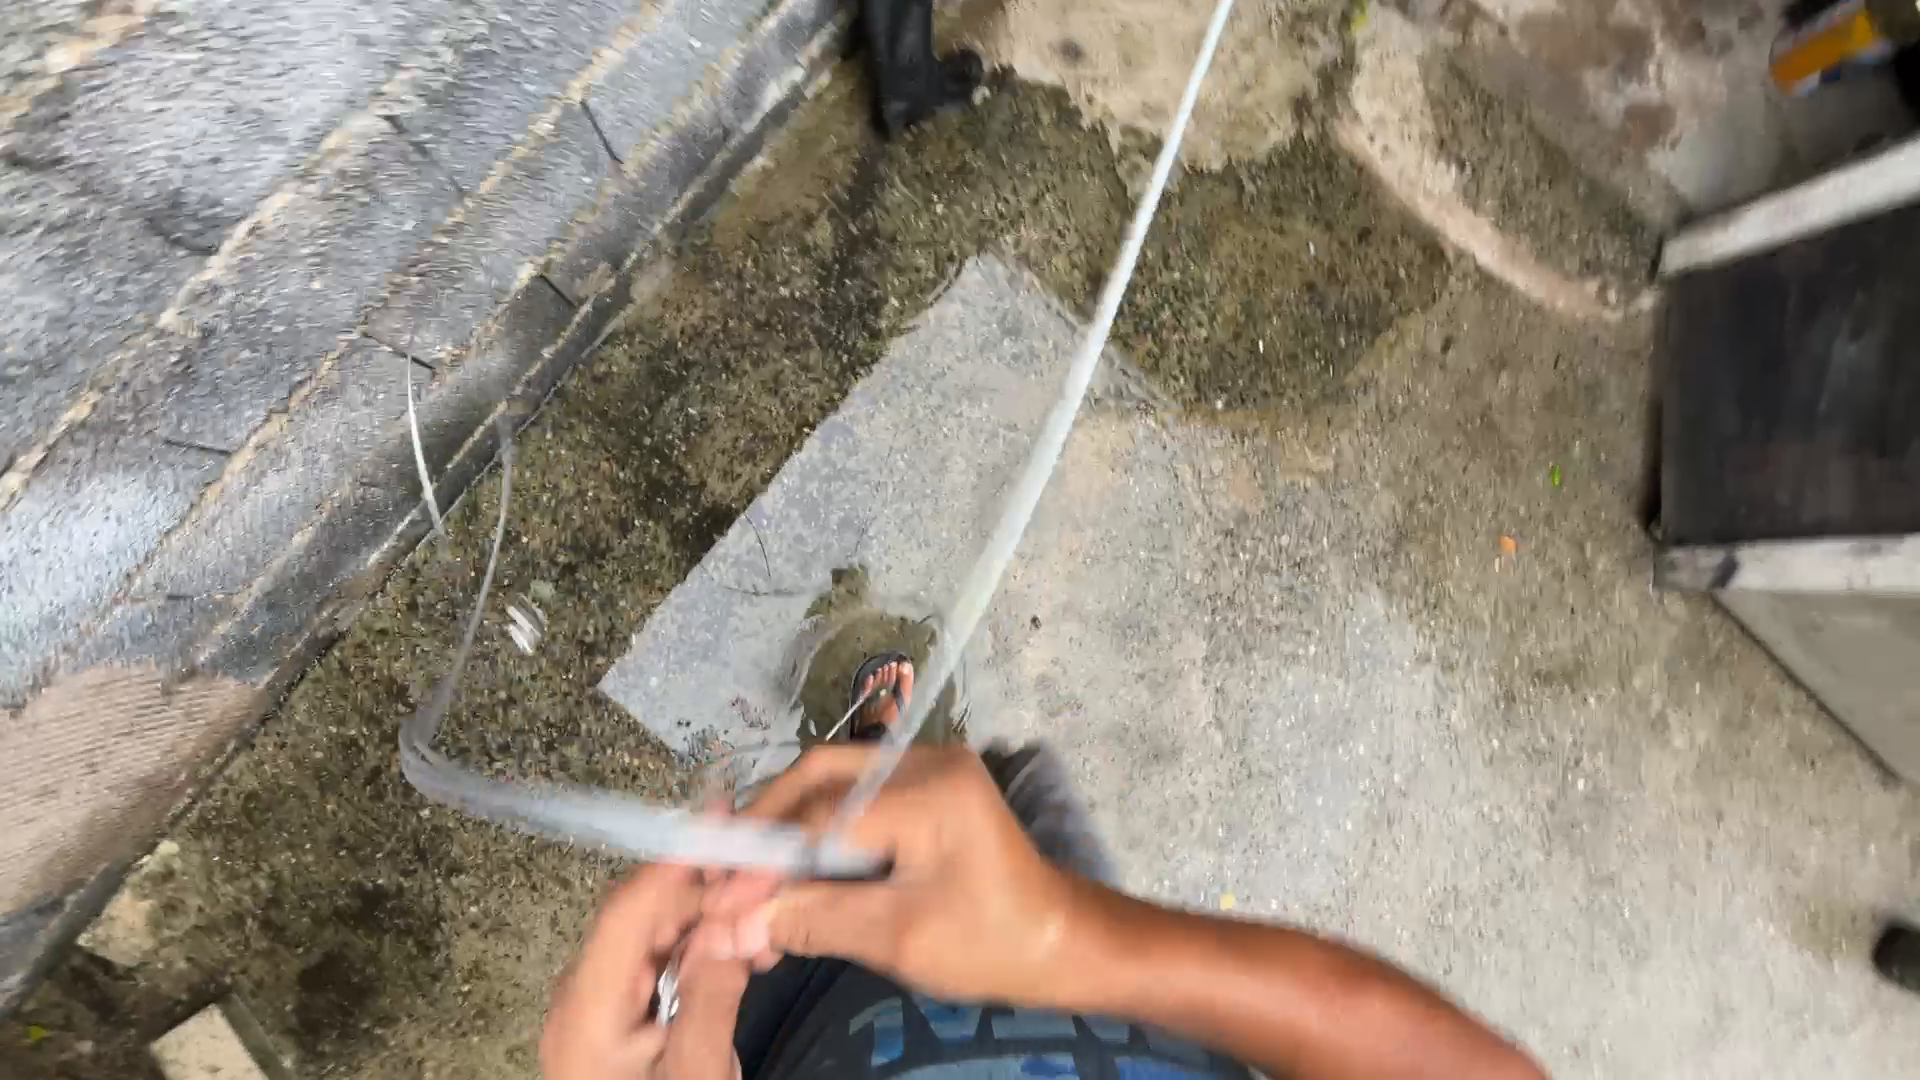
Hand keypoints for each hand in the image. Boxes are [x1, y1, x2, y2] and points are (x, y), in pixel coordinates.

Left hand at [542, 863, 756, 1079]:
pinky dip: (712, 941)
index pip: (628, 913)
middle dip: (713, 886)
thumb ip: (712, 997)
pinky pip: (671, 952)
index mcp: (586, 1014)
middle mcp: (586, 993)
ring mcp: (604, 998)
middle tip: (773, 875)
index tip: (726, 816)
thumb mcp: (697, 1078)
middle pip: (650, 912)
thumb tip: (736, 917)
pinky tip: (752, 950)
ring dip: (720, 913)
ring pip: (665, 926)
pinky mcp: (626, 1004)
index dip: (676, 858)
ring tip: (770, 922)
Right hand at [715, 745, 1087, 1006]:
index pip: (822, 816)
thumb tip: (733, 926)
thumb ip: (814, 920)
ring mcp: (930, 767)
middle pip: (822, 774)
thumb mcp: (899, 938)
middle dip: (768, 820)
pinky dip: (824, 829)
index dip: (764, 859)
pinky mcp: (929, 785)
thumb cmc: (990, 943)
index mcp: (929, 791)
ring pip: (836, 781)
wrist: (1059, 940)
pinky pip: (861, 796)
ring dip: (791, 824)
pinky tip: (799, 866)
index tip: (717, 901)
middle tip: (725, 869)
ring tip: (753, 873)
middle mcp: (927, 760)